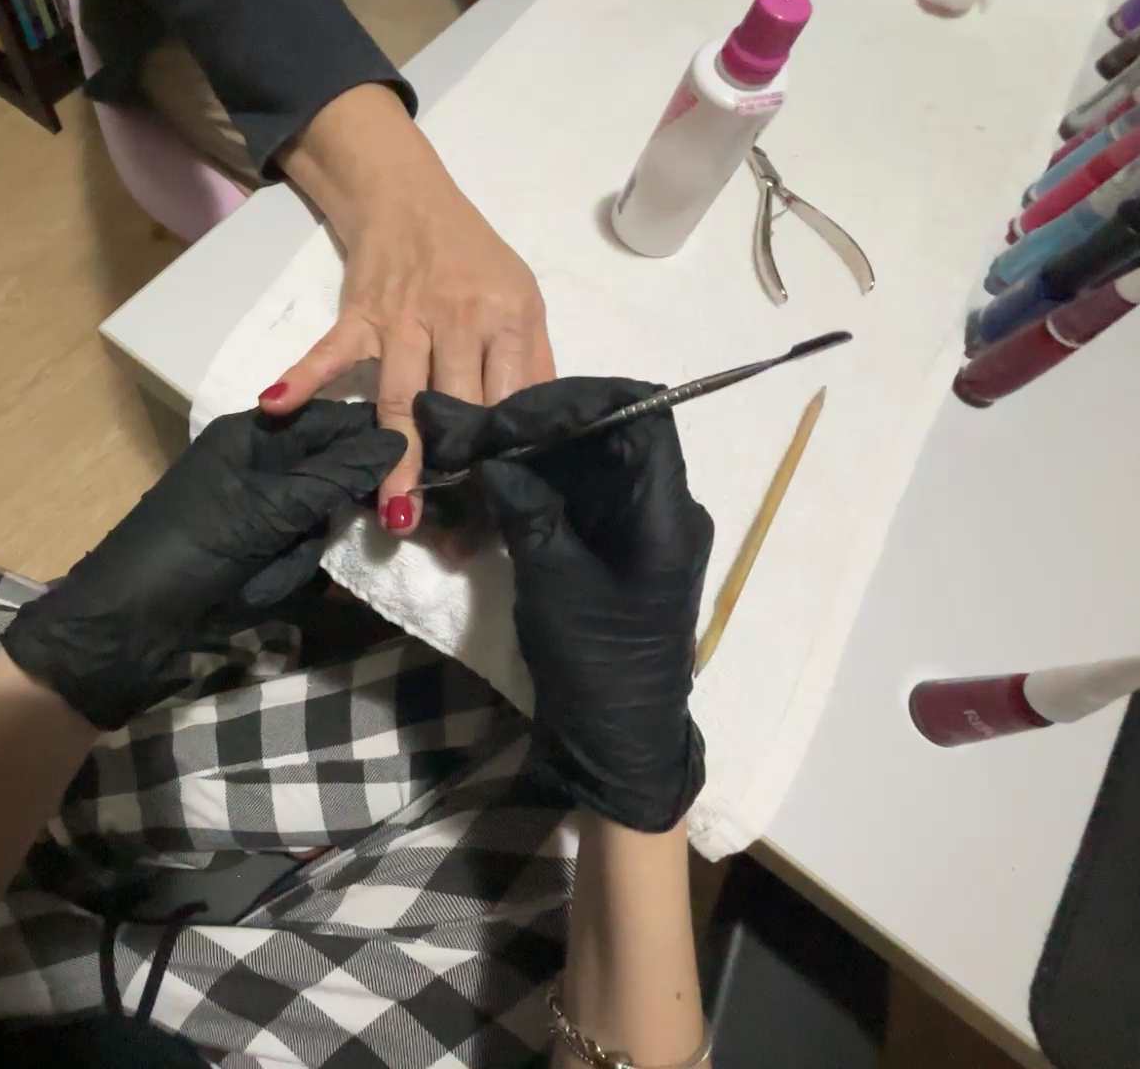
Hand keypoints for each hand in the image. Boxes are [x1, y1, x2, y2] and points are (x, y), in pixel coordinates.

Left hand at [0, 402, 403, 730]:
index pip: (327, 419)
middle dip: (369, 480)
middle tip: (419, 495)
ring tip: (400, 521)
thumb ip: (331, 477)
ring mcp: (264, 509)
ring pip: (328, 501)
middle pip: (331, 460)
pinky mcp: (266, 547)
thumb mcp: (265, 508)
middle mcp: (260, 464)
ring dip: (354, 516)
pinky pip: (312, 539)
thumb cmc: (191, 548)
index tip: (427, 445)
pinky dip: (329, 548)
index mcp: (251, 435)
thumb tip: (396, 445)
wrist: (131, 623)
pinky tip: (358, 549)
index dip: (373, 432)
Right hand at [267, 84, 556, 536]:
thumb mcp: (522, 298)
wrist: (409, 196)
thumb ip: (533, 362)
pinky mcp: (359, 312)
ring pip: (401, 394)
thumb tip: (540, 430)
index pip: (510, 396)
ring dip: (396, 452)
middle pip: (456, 404)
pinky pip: (331, 350)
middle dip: (452, 467)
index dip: (503, 451)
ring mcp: (403, 317)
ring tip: (394, 510)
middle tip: (449, 529)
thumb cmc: (474, 258)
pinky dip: (303, 376)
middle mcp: (459, 318)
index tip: (499, 501)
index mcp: (508, 317)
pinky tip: (277, 404)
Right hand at [416, 379, 712, 831]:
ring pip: (585, 461)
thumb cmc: (596, 666)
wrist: (615, 739)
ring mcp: (634, 526)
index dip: (578, 400)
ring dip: (531, 451)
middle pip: (609, 433)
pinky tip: (490, 482)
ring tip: (473, 451)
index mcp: (666, 515)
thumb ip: (524, 507)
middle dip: (541, 423)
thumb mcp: (554, 582)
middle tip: (477, 430)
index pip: (642, 417)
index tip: (511, 412)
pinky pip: (574, 493)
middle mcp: (658, 508)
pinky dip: (532, 481)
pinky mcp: (609, 545)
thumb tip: (487, 451)